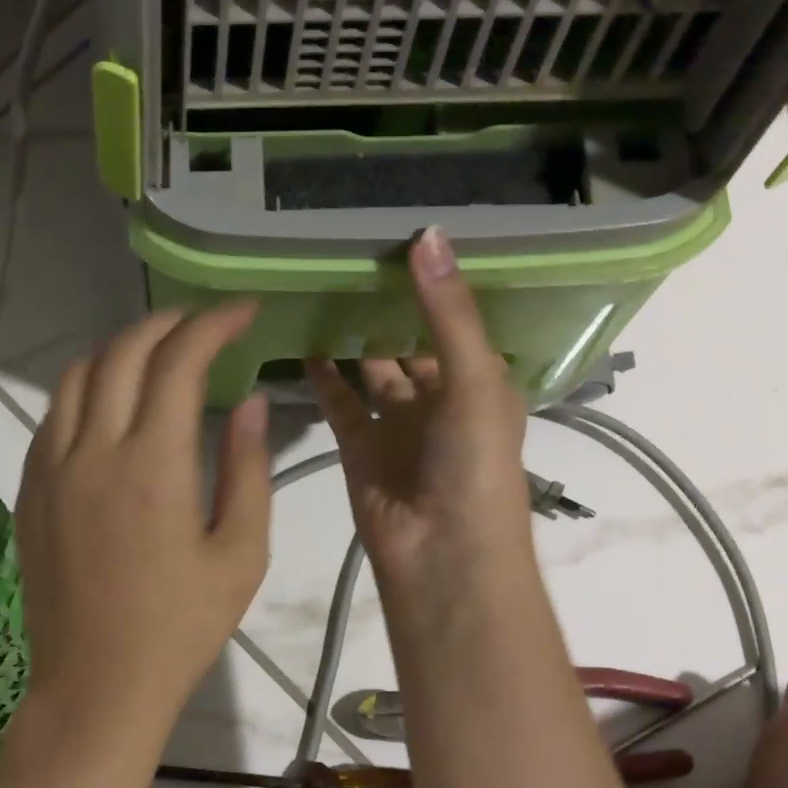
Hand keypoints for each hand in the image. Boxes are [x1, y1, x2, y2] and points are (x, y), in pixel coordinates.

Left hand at [15, 305, 271, 717]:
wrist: (96, 685)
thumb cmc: (180, 629)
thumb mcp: (239, 555)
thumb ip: (246, 469)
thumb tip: (249, 401)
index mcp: (152, 465)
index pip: (178, 361)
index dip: (213, 325)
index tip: (242, 315)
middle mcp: (93, 451)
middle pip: (122, 353)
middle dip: (166, 325)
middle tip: (202, 328)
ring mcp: (51, 468)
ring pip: (77, 376)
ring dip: (119, 351)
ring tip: (156, 358)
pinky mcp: (29, 490)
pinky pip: (52, 417)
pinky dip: (84, 390)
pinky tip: (110, 407)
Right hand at [305, 227, 530, 582]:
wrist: (440, 551)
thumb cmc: (473, 463)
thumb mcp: (474, 379)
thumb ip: (447, 313)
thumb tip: (427, 236)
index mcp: (482, 382)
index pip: (457, 323)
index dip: (434, 286)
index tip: (402, 239)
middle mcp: (440, 400)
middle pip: (411, 345)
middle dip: (389, 310)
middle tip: (352, 260)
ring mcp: (397, 425)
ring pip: (372, 371)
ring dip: (354, 340)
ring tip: (325, 293)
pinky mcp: (358, 446)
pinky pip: (339, 403)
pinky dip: (323, 377)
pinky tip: (305, 344)